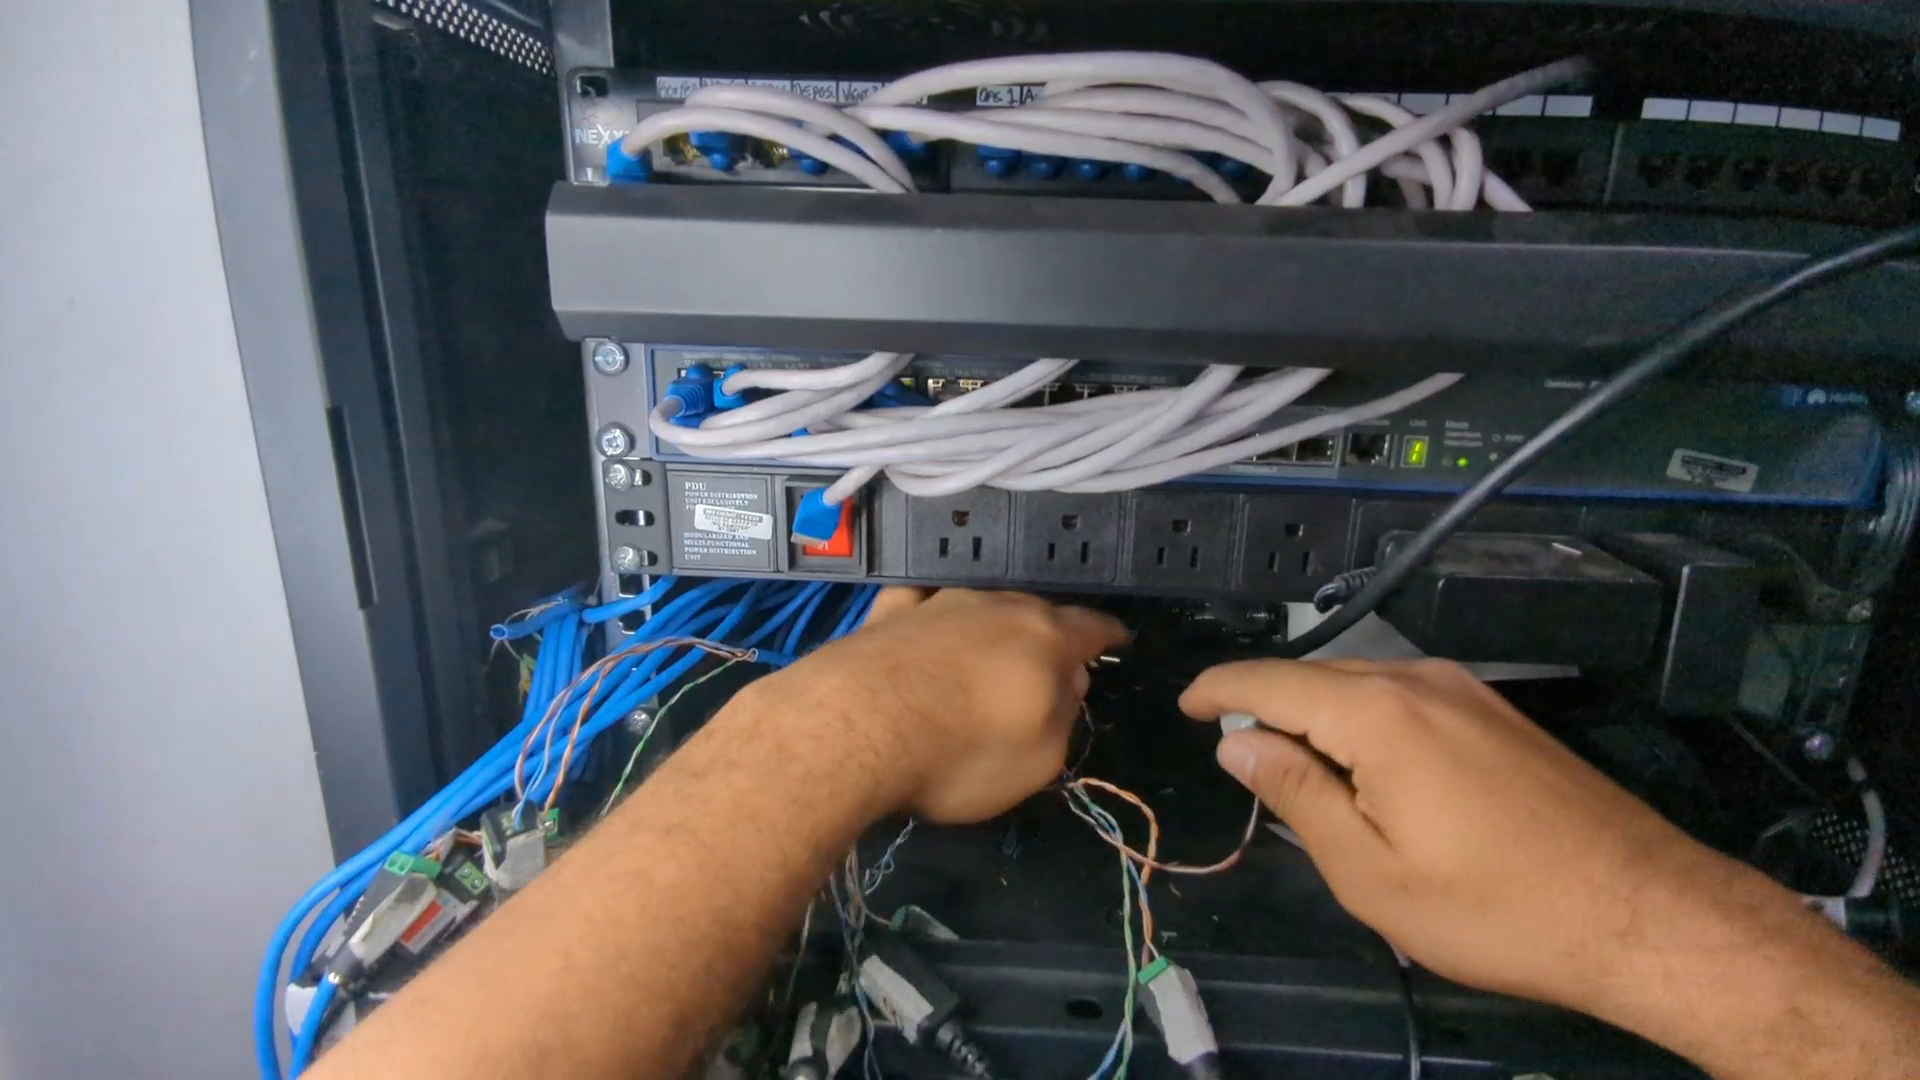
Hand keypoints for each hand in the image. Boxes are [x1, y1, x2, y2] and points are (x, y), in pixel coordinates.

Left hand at [752, 588, 1128, 822]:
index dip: (1109, 634)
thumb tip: (1071, 679)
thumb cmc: (962, 752)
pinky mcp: (889, 612)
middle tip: (1051, 661)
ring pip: (982, 603)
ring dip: (994, 623)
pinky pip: (923, 602)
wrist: (855, 727)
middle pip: (1036, 610)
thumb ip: (1065, 713)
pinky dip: (933, 613)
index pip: (1091, 626)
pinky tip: (926, 622)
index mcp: (1043, 638)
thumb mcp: (1038, 757)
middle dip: (1050, 632)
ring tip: (992, 649)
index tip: (1119, 639)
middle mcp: (995, 606)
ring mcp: (939, 602)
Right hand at [1179, 658, 1761, 1012]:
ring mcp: (1461, 689)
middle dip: (1264, 707)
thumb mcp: (1370, 871)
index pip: (1268, 681)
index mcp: (1375, 714)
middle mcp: (1414, 681)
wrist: (1659, 920)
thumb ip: (1294, 794)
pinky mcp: (1493, 709)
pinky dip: (1358, 719)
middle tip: (1241, 757)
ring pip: (1354, 685)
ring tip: (1301, 772)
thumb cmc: (1497, 909)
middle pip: (1310, 677)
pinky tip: (1367, 766)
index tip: (1186, 705)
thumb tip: (1237, 743)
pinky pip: (1398, 697)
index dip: (1217, 690)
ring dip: (1313, 716)